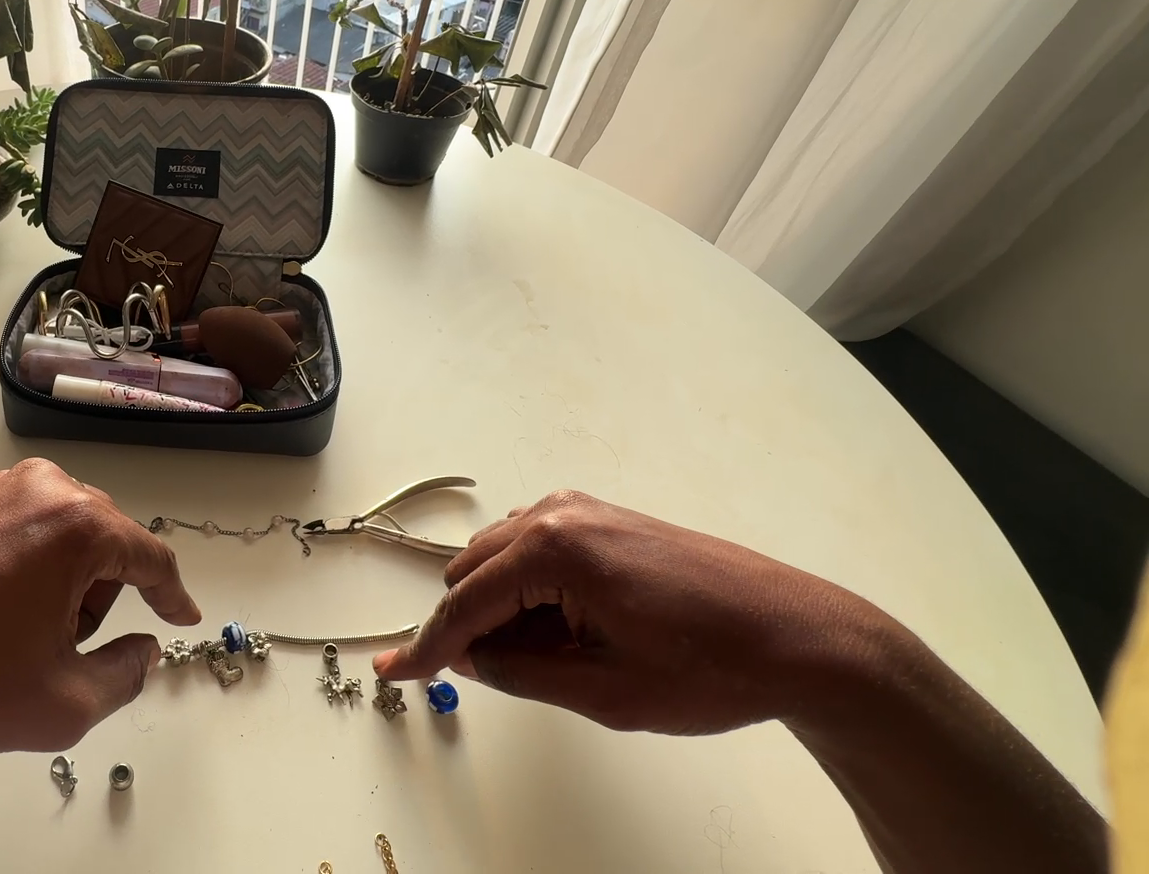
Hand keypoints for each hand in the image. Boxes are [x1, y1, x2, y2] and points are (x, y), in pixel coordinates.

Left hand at [0, 458, 201, 770]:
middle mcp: (38, 487)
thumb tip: (144, 650)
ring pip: (60, 529)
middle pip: (103, 539)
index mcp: (75, 524)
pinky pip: (16, 524)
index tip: (182, 616)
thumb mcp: (64, 702)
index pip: (148, 555)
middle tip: (66, 646)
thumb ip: (126, 674)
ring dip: (62, 577)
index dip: (171, 593)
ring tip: (20, 632)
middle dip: (101, 592)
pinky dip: (24, 562)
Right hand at [375, 490, 897, 734]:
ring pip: (498, 558)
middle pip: (471, 572)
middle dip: (472, 625)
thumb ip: (520, 672)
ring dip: (502, 605)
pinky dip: (527, 585)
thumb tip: (471, 657)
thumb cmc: (712, 668)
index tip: (394, 669)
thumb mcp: (605, 690)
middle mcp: (554, 513)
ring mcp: (577, 508)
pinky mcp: (598, 515)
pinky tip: (568, 621)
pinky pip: (530, 546)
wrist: (803, 635)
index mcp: (553, 550)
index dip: (427, 645)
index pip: (466, 604)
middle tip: (503, 674)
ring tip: (555, 652)